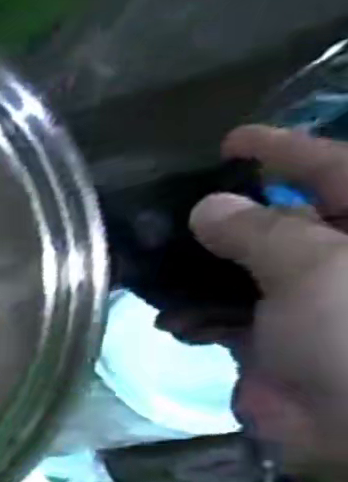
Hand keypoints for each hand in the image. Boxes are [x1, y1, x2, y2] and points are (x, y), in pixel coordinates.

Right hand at [190, 125, 347, 470]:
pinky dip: (195, 316)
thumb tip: (211, 205)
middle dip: (230, 218)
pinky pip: (227, 316)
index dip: (290, 152)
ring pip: (246, 270)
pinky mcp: (278, 342)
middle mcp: (347, 263)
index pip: (343, 173)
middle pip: (288, 222)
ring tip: (154, 270)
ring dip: (198, 272)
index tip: (232, 139)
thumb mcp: (319, 266)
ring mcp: (316, 304)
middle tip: (171, 211)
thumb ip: (263, 231)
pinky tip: (174, 321)